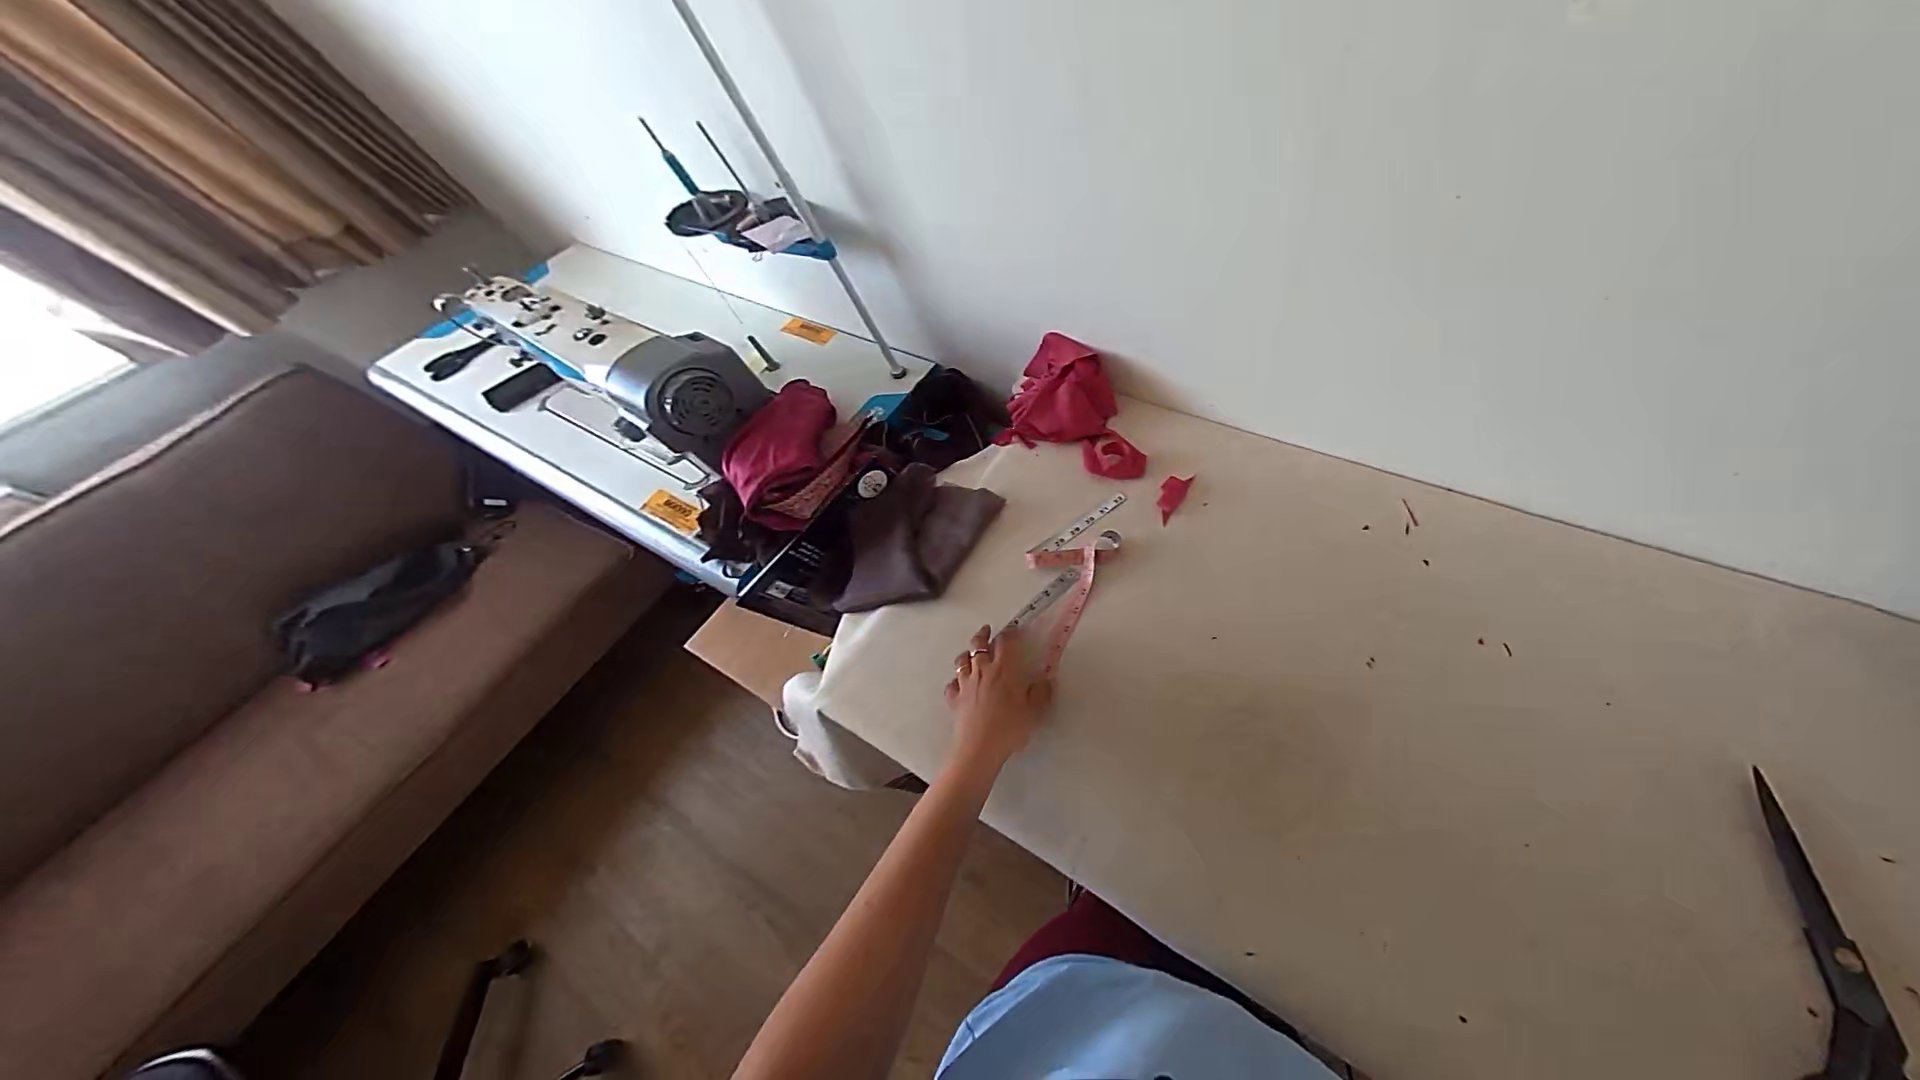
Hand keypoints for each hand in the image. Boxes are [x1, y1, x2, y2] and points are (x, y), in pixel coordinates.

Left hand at [943, 624, 1053, 770]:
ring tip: (971, 653)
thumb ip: (1041, 693)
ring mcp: (964, 684)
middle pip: (978, 645)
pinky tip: (959, 684)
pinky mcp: (954, 699)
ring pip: (962, 661)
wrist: (979, 748)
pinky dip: (956, 680)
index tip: (1013, 630)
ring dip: (967, 654)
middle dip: (983, 635)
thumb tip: (1045, 680)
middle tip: (987, 630)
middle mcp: (981, 671)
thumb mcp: (1034, 712)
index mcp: (1003, 669)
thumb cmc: (1009, 728)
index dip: (1009, 633)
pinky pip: (952, 684)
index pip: (1005, 643)